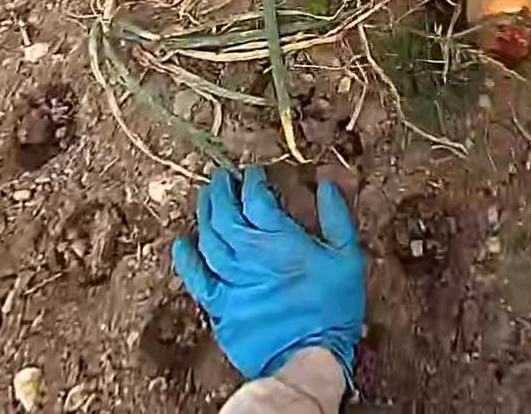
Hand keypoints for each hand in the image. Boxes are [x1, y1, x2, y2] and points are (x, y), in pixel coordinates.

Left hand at [172, 167, 364, 382]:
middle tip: (224, 176)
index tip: (255, 172)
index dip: (253, 179)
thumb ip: (336, 214)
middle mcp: (250, 255)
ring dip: (206, 213)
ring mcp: (232, 281)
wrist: (309, 358)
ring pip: (209, 238)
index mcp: (281, 239)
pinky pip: (196, 277)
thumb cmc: (332, 305)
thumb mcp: (348, 253)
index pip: (256, 197)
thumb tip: (325, 184)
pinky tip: (183, 242)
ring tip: (208, 196)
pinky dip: (187, 258)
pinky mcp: (221, 307)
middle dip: (223, 189)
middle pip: (226, 213)